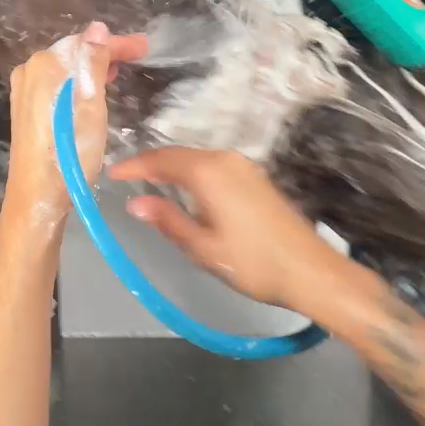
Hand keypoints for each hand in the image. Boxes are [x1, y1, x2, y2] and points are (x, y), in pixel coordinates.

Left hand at [5, 22, 148, 224]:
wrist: (38, 194)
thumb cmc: (70, 151)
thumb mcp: (91, 106)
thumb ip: (93, 62)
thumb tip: (98, 27)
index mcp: (44, 65)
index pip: (85, 42)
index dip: (117, 43)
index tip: (144, 46)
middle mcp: (29, 70)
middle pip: (73, 53)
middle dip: (105, 53)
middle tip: (137, 57)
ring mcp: (24, 89)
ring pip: (65, 68)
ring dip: (92, 67)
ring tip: (118, 71)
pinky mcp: (25, 107)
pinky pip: (56, 83)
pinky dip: (77, 83)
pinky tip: (92, 91)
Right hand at [107, 147, 368, 319]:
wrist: (313, 272)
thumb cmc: (254, 263)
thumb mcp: (203, 248)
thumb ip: (168, 220)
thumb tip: (136, 202)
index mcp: (207, 172)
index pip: (160, 160)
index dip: (133, 166)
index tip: (111, 174)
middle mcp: (223, 159)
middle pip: (177, 154)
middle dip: (150, 164)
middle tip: (126, 178)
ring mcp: (242, 165)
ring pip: (195, 158)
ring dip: (171, 167)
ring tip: (150, 183)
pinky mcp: (254, 176)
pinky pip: (212, 165)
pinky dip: (191, 172)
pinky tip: (186, 190)